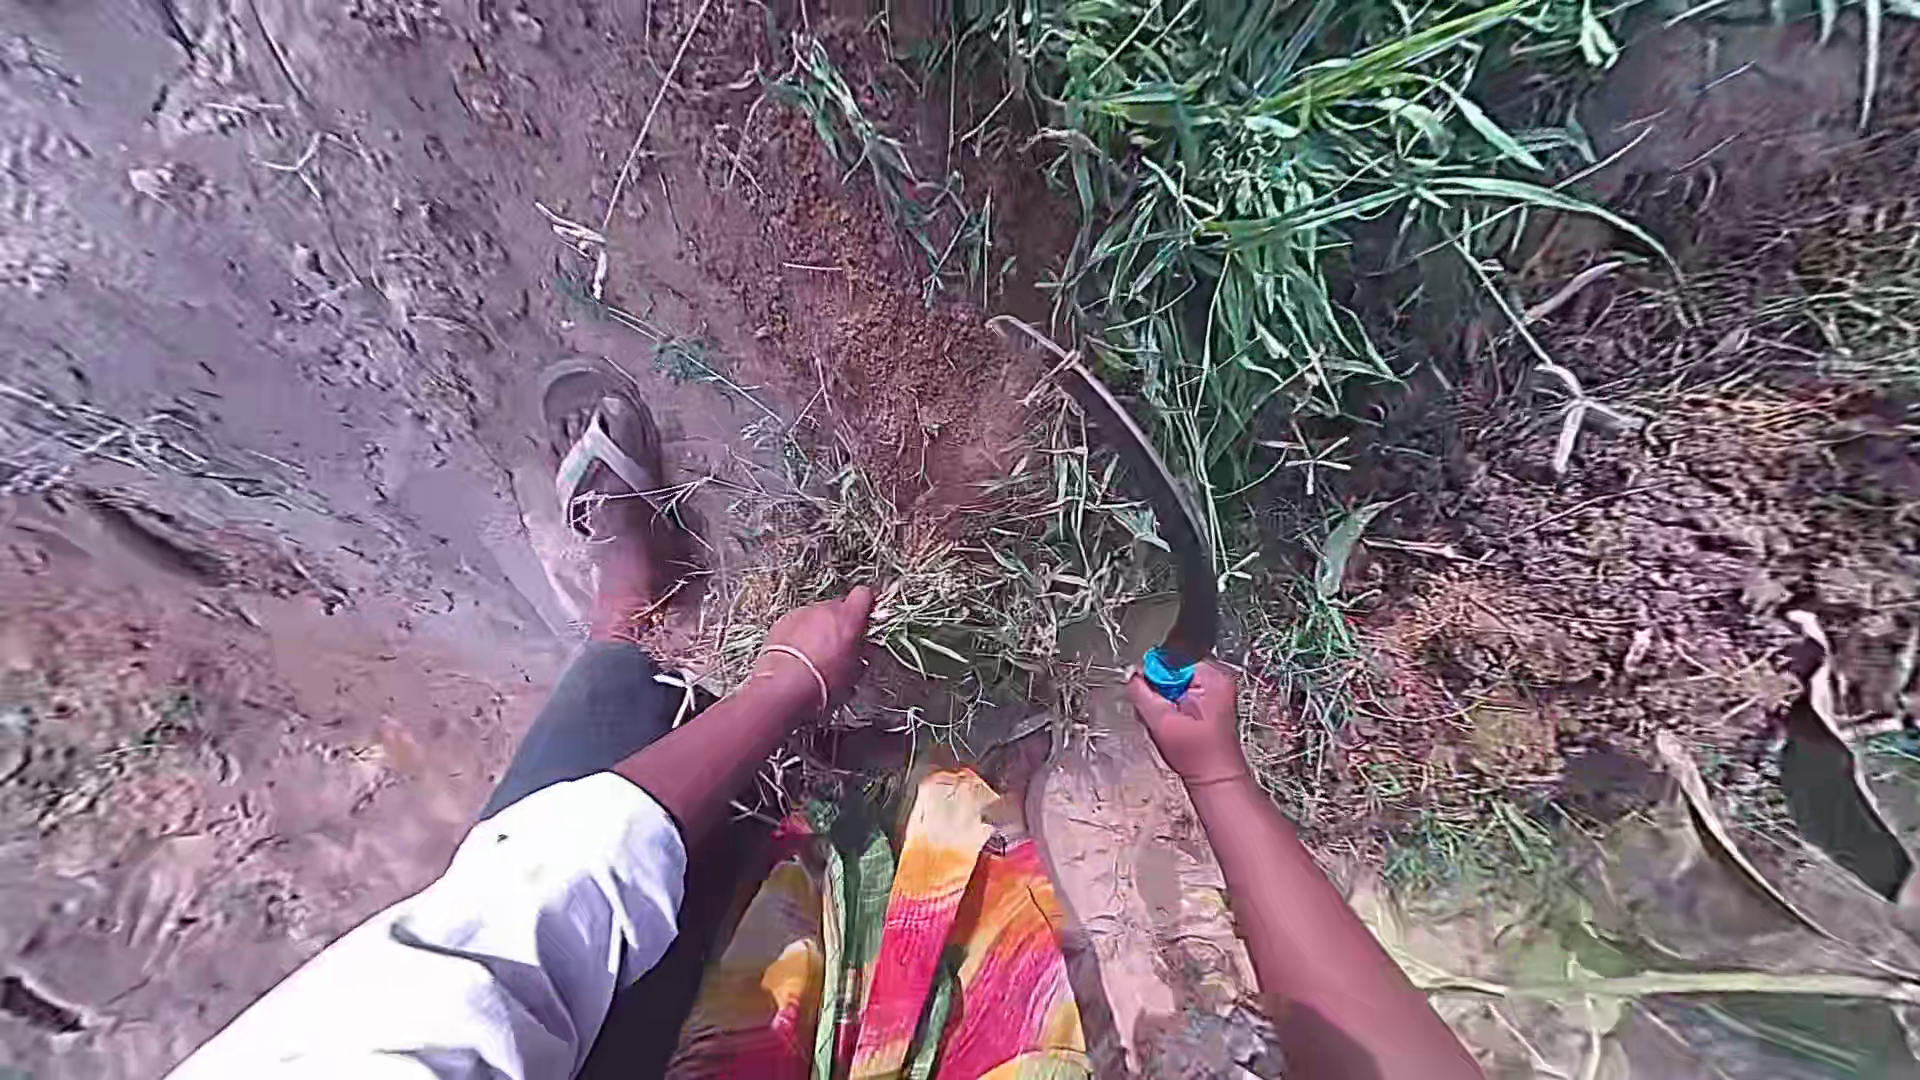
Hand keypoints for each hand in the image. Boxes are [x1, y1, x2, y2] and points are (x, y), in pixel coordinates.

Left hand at [757, 586, 875, 708]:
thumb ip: (859, 655)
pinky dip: (798, 634)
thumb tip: (859, 658)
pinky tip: (798, 655)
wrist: (786, 686)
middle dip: (840, 622)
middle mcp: (826, 610)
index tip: (866, 612)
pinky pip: (796, 623)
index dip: (867, 602)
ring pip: (815, 615)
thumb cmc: (821, 680)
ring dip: (818, 629)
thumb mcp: (853, 672)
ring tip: (816, 654)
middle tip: (840, 645)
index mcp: (849, 617)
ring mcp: (802, 614)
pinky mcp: (782, 622)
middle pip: (838, 606)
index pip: (864, 595)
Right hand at [1126, 660, 1247, 785]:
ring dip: (1162, 701)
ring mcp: (1213, 690)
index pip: (1169, 659)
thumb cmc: (1200, 757)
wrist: (1215, 779)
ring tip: (1169, 722)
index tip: (1153, 697)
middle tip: (1161, 715)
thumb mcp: (1161, 720)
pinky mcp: (1207, 700)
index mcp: (1211, 677)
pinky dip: (1170, 707)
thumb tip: (1132, 673)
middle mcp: (1216, 679)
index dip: (1153, 678)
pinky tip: (1174, 723)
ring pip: (1171, 682)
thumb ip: (1141, 692)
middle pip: (1169, 669)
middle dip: (1157, 691)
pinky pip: (1177, 692)